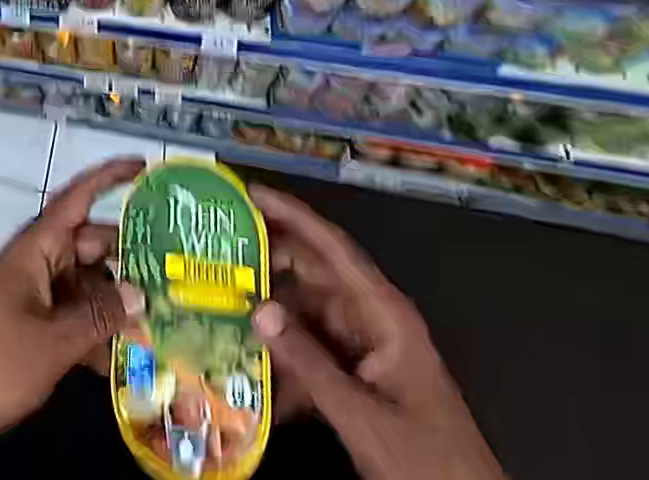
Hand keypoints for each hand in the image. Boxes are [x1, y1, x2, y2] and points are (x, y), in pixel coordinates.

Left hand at [0, 157, 145, 462]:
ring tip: (157, 322)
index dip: (110, 177)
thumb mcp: (52, 342)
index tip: (144, 167)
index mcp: (38, 249)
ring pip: (86, 286)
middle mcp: (39, 263)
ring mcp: (33, 296)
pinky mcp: (28, 328)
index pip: (78, 198)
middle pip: (92, 246)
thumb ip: (100, 316)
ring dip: (115, 303)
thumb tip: (140, 294)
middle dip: (130, 259)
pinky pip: (71, 316)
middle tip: (173, 273)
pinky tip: (121, 358)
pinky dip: (94, 331)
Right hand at [250, 185, 506, 479]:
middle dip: (272, 262)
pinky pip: (316, 351)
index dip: (294, 215)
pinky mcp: (360, 375)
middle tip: (222, 255)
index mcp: (383, 311)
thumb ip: (310, 365)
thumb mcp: (363, 416)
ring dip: (274, 316)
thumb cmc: (425, 458)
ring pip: (310, 314)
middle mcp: (373, 317)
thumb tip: (259, 313)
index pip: (333, 247)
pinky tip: (256, 374)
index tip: (254, 195)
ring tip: (225, 307)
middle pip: (316, 274)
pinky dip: (288, 359)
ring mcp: (366, 347)